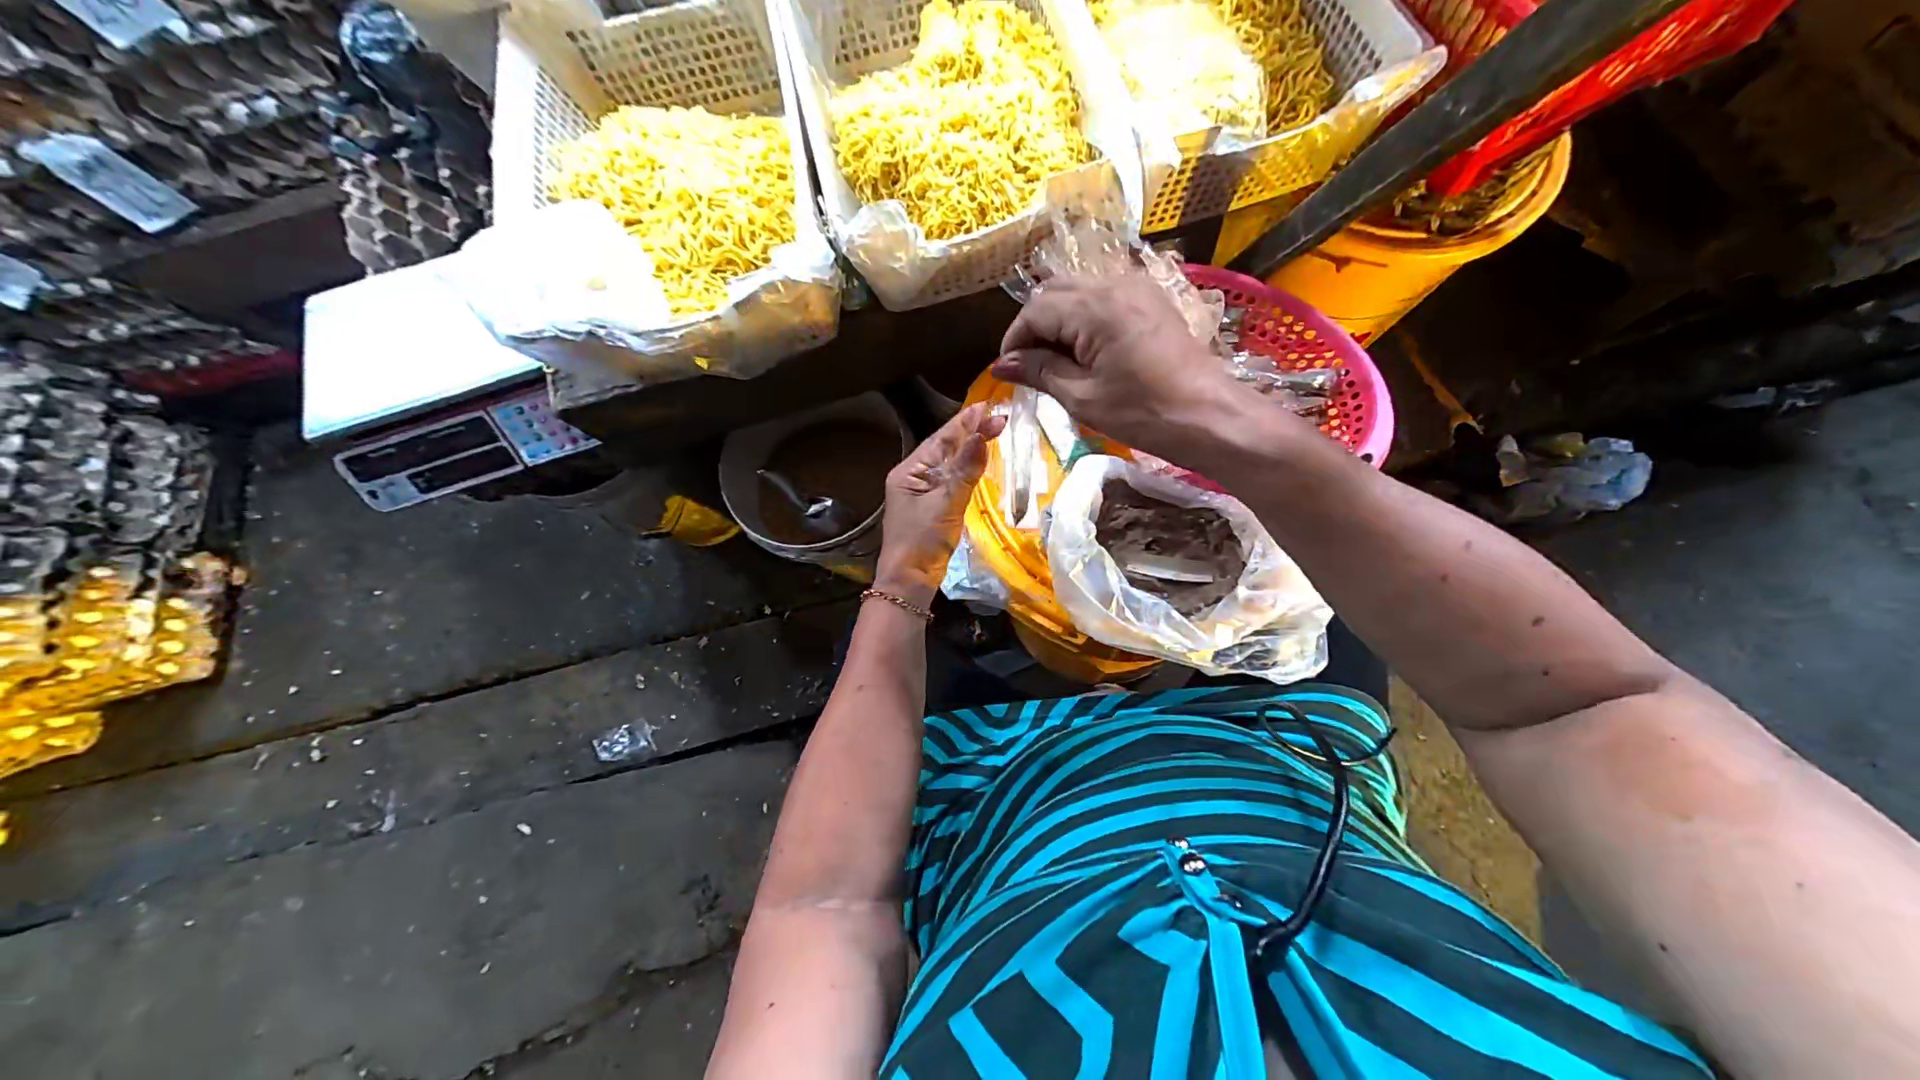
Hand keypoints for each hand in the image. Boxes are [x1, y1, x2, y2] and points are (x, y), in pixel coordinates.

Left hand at [874, 403, 1006, 607]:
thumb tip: (982, 435)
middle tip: (998, 418)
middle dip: (970, 432)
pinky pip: (952, 481)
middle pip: (944, 448)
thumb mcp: (946, 503)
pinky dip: (967, 470)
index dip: (965, 423)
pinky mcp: (933, 509)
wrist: (910, 581)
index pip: (941, 439)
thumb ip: (965, 470)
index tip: (988, 407)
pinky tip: (979, 464)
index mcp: (909, 471)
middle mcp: (914, 477)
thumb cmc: (922, 541)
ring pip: (949, 464)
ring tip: (992, 432)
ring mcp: (923, 494)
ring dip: (970, 448)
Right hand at [989, 273, 1262, 461]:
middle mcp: (1114, 284)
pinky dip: (1083, 317)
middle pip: (1054, 291)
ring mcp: (1136, 288)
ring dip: (1058, 320)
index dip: (1015, 340)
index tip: (1008, 372)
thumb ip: (1040, 372)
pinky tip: (1084, 350)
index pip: (1035, 310)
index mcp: (1095, 307)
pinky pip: (1103, 296)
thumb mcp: (1083, 397)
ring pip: (1078, 290)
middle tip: (1029, 366)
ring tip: (1055, 361)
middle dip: (1034, 326)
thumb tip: (1002, 365)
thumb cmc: (1144, 413)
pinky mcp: (1150, 299)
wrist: (1209, 416)